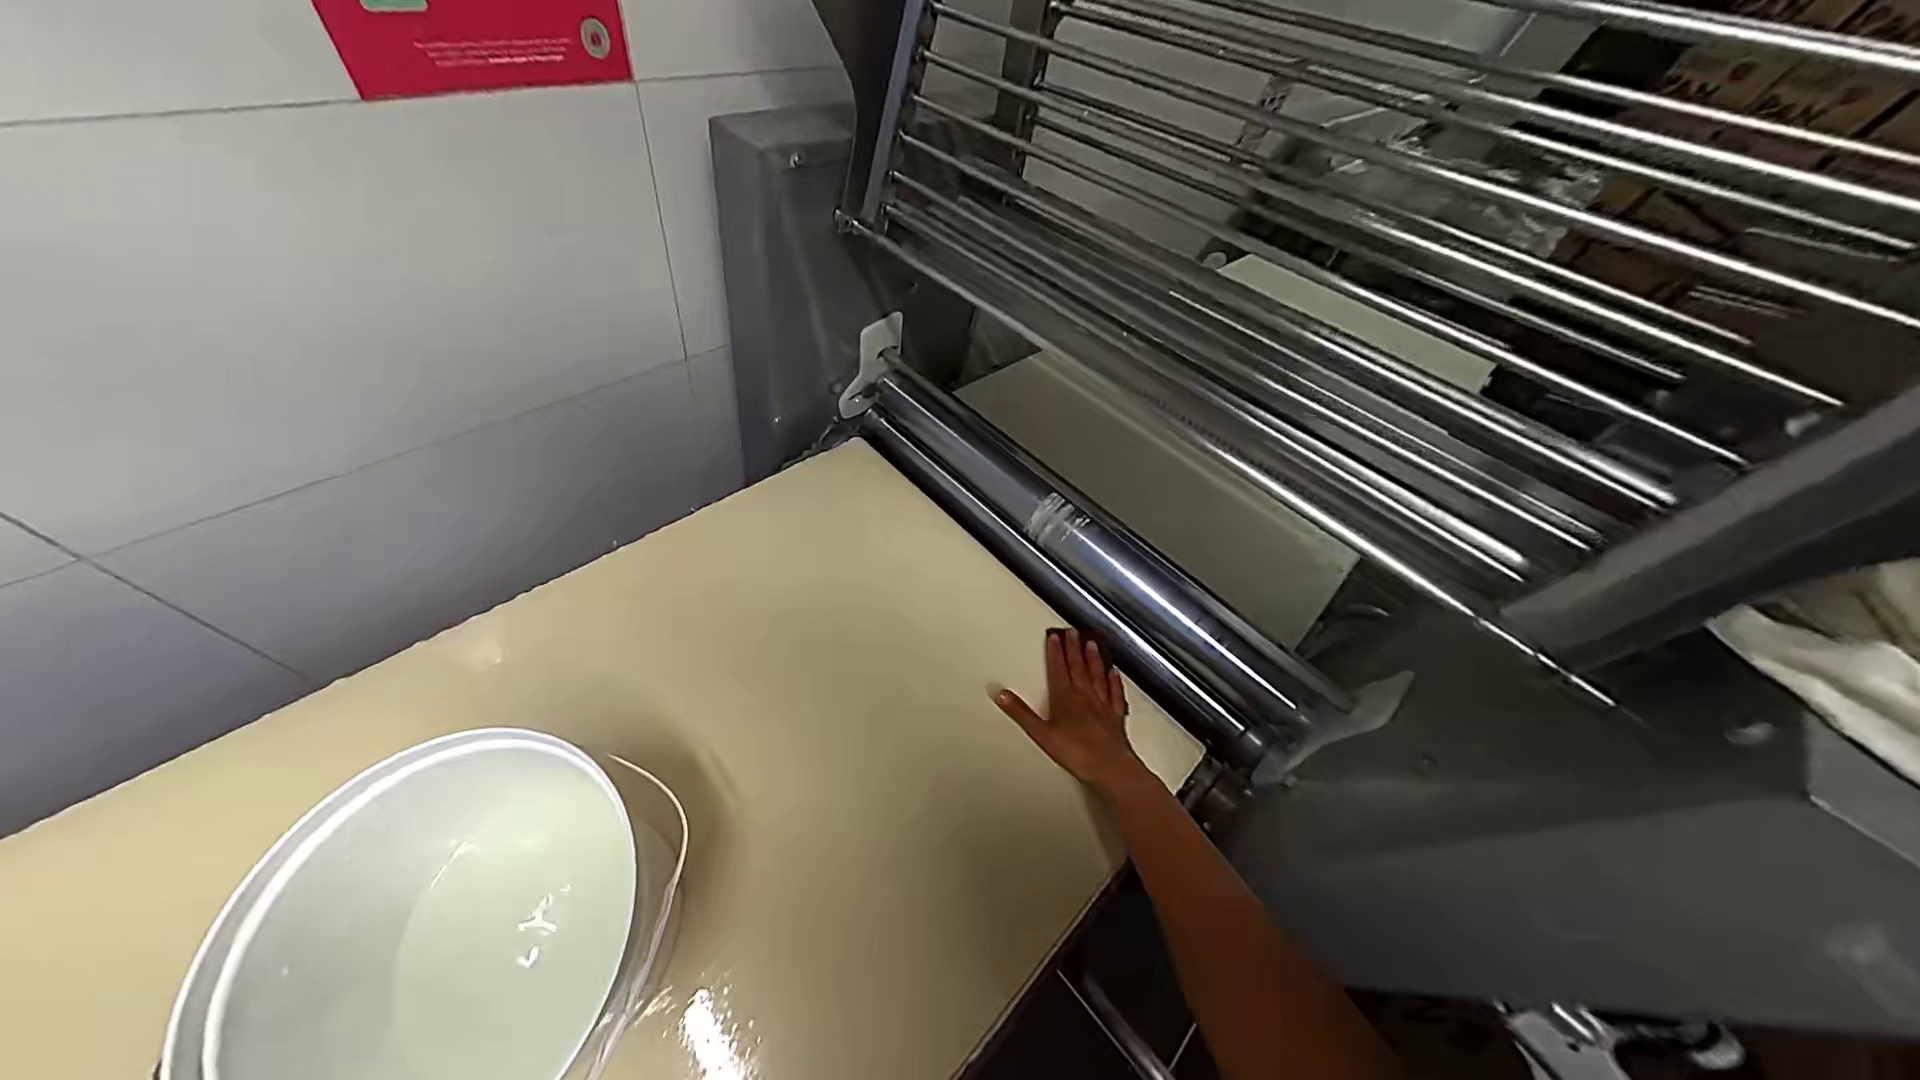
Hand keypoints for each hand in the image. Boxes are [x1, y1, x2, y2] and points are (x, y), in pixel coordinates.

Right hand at [993, 627, 1149, 793]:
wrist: (1109, 767)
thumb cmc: (1077, 752)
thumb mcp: (1041, 734)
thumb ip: (1021, 713)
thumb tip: (1003, 696)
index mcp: (1066, 698)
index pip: (1058, 668)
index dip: (1055, 651)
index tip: (1055, 636)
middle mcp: (1086, 696)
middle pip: (1078, 666)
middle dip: (1073, 648)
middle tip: (1073, 632)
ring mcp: (1103, 705)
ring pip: (1097, 674)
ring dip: (1093, 658)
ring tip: (1091, 644)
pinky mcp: (1116, 716)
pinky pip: (1115, 693)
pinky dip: (1114, 681)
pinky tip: (1114, 674)